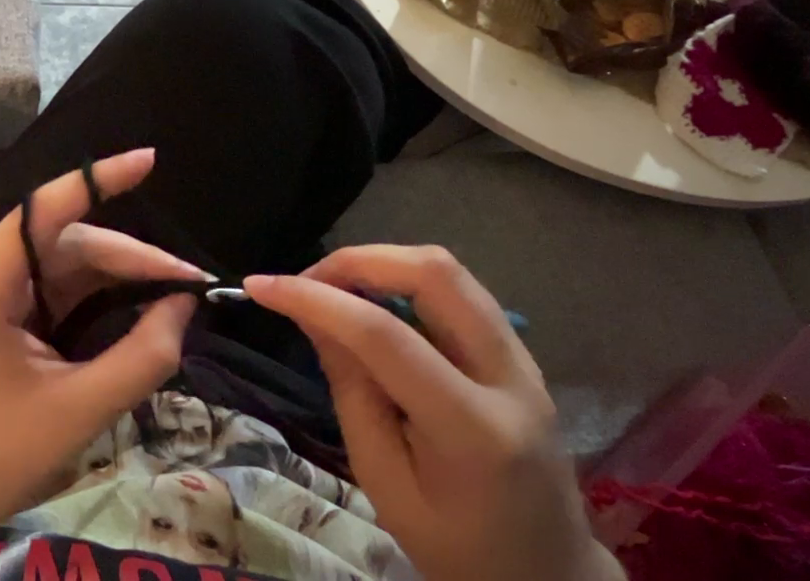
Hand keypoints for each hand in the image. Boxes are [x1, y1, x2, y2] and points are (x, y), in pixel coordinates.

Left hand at [0, 148, 203, 542]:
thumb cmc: (4, 451)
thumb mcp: (82, 407)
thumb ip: (142, 355)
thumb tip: (184, 304)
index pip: (41, 212)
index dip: (95, 181)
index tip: (148, 160)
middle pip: (65, 240)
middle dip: (130, 258)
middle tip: (192, 283)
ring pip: (66, 257)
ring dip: (121, 273)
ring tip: (177, 291)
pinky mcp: (0, 298)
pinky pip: (57, 278)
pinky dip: (100, 288)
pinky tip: (140, 297)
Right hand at [244, 246, 621, 580]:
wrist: (548, 575)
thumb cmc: (456, 547)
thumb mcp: (384, 481)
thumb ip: (351, 391)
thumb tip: (312, 316)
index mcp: (473, 429)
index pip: (385, 337)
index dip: (315, 300)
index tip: (261, 286)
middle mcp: (510, 379)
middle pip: (434, 274)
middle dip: (357, 261)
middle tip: (306, 281)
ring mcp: (524, 361)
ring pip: (449, 271)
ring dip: (380, 263)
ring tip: (332, 288)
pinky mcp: (520, 354)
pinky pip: (457, 291)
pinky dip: (403, 280)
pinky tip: (371, 304)